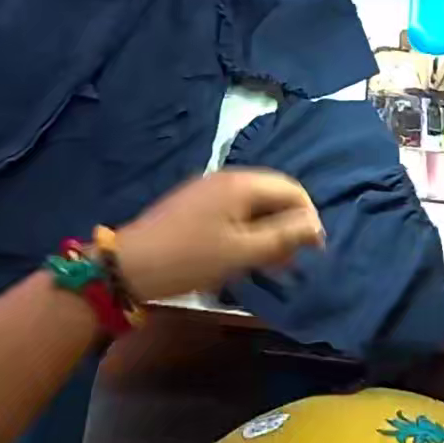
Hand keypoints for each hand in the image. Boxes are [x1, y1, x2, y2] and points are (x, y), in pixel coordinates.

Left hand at [115, 170, 324, 302]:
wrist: (128, 266)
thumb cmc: (189, 259)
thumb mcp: (242, 253)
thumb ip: (283, 237)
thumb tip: (316, 225)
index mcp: (241, 184)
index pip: (292, 189)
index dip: (309, 217)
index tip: (313, 249)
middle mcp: (227, 177)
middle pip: (274, 193)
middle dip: (288, 223)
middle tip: (291, 259)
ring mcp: (208, 187)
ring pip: (254, 202)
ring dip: (268, 228)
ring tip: (269, 260)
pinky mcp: (195, 201)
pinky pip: (234, 208)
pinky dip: (247, 227)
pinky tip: (242, 251)